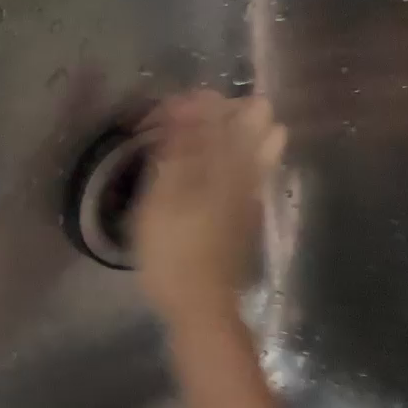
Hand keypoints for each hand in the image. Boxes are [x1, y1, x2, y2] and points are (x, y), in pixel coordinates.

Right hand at [130, 91, 286, 324]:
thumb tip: (186, 104)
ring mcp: (254, 189)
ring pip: (259, 140)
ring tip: (192, 151)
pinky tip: (205, 177)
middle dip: (213, 112)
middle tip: (175, 132)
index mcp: (226, 160)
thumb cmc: (172, 254)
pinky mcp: (249, 210)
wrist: (201, 303)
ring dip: (227, 134)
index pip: (215, 106)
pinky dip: (231, 159)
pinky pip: (252, 167)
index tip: (148, 125)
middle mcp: (249, 167)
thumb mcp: (162, 200)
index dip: (182, 106)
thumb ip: (178, 151)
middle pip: (251, 115)